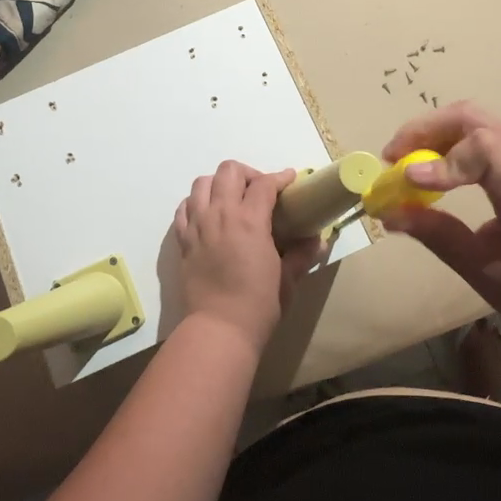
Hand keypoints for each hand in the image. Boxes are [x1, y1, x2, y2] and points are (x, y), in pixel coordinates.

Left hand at [173, 161, 319, 349]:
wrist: (219, 329)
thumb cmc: (258, 305)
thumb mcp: (287, 279)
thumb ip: (301, 255)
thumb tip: (318, 241)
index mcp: (249, 221)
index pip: (264, 184)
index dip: (280, 177)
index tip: (289, 180)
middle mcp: (220, 215)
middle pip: (229, 171)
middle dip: (248, 174)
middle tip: (260, 191)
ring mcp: (197, 225)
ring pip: (202, 183)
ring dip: (219, 183)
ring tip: (231, 199)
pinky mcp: (183, 240)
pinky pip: (184, 207)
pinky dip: (196, 202)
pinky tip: (208, 214)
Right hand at [382, 103, 500, 349]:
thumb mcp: (481, 270)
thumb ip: (435, 235)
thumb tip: (389, 213)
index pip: (482, 146)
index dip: (438, 158)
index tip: (405, 181)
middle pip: (472, 117)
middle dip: (425, 130)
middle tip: (394, 157)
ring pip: (476, 122)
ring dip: (435, 134)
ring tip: (407, 162)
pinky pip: (483, 139)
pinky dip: (450, 144)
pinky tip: (433, 173)